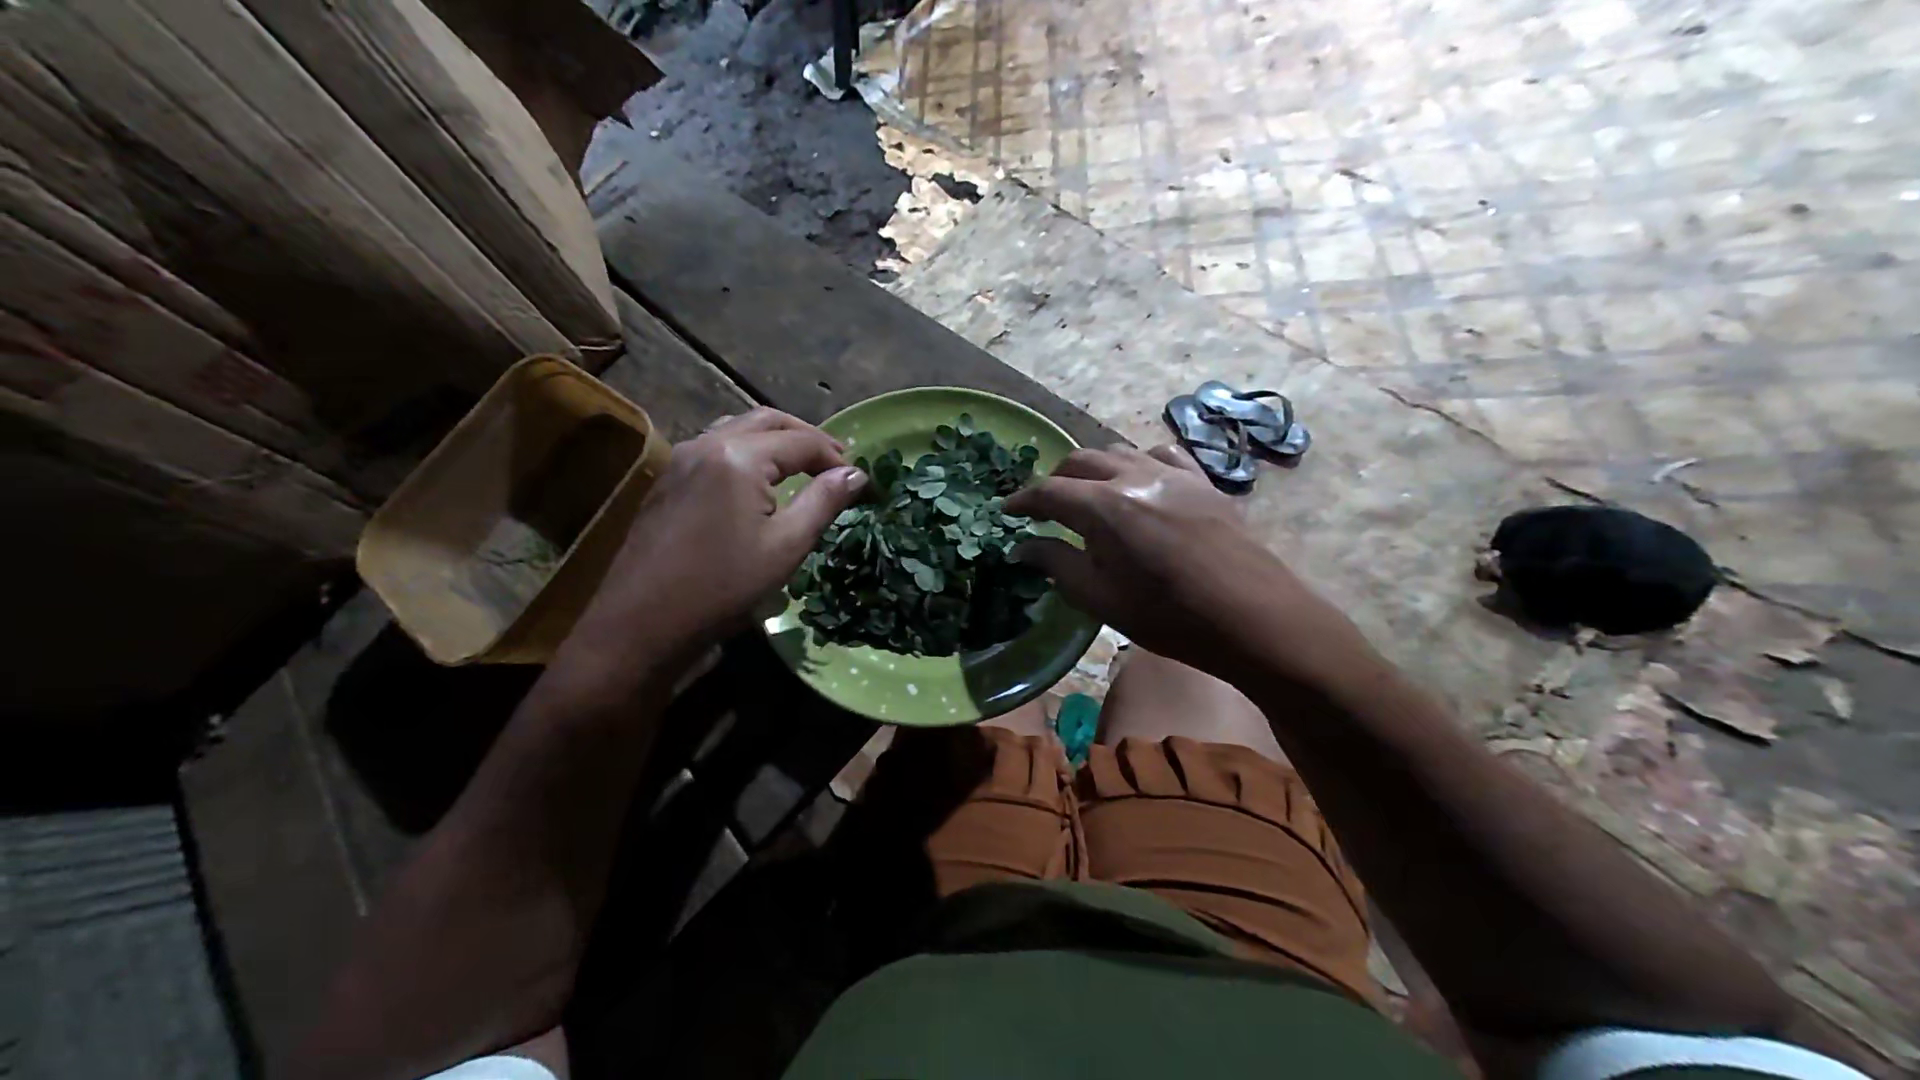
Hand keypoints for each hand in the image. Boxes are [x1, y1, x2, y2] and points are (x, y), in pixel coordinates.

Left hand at [576, 408, 867, 655]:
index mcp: (739, 457)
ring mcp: (681, 459)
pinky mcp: (668, 480)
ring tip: (801, 464)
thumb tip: (855, 473)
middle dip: (806, 437)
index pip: (801, 441)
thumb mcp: (786, 546)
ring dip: (775, 439)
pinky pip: (715, 447)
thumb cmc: (722, 586)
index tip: (861, 479)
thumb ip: (824, 501)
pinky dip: (747, 451)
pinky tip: (758, 480)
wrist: (642, 622)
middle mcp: (707, 444)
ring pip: (737, 428)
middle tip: (836, 461)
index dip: (835, 457)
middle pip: (768, 421)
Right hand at [1006, 444, 1360, 682]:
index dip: (1021, 500)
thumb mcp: (1100, 598)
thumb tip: (1022, 547)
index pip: (1047, 491)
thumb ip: (1056, 564)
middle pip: (1079, 462)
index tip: (1006, 511)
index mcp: (1102, 506)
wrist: (1254, 618)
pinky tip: (1139, 482)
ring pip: (1118, 452)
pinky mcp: (1202, 480)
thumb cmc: (1169, 617)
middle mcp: (1133, 476)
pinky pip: (1161, 455)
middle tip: (1045, 507)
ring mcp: (1173, 473)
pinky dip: (1137, 463)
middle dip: (1055, 480)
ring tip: (1087, 493)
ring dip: (1093, 468)